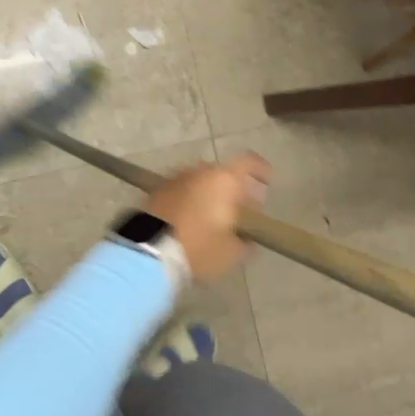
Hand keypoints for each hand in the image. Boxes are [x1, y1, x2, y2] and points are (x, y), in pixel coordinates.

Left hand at [141, 153, 269, 282]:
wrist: (148, 250)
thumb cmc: (199, 248)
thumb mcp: (231, 253)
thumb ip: (245, 243)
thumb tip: (247, 240)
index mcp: (223, 179)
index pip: (249, 162)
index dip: (261, 170)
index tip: (266, 181)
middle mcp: (199, 171)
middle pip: (223, 173)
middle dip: (233, 188)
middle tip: (239, 209)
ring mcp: (174, 178)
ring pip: (200, 181)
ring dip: (209, 194)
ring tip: (213, 217)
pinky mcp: (155, 190)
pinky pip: (181, 190)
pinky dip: (189, 199)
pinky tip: (190, 220)